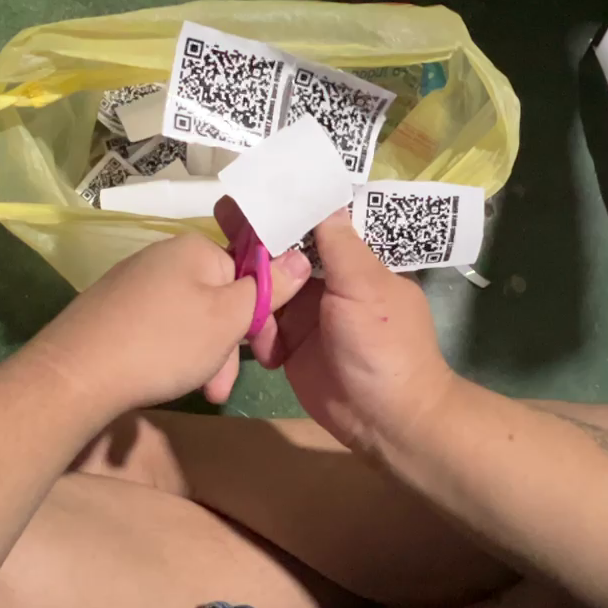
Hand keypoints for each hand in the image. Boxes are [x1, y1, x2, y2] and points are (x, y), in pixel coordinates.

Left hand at [26, 228, 311, 412]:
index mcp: (196, 247)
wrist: (76, 375)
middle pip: (218, 299)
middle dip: (226, 346)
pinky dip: (171, 353)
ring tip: (198, 392)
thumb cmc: (164, 343)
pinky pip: (160, 326)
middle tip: (219, 388)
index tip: (258, 353)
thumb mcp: (227, 319)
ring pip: (190, 318)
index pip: (248, 273)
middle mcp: (163, 255)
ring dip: (202, 357)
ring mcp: (134, 281)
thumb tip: (300, 256)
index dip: (258, 316)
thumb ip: (267, 290)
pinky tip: (164, 378)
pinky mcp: (113, 307)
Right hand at [239, 206, 456, 455]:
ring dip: (251, 291)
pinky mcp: (289, 347)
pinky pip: (261, 328)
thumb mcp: (366, 286)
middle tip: (222, 218)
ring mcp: (307, 316)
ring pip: (266, 289)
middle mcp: (328, 284)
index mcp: (355, 263)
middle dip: (255, 241)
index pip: (316, 224)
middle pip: (284, 254)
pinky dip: (256, 332)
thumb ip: (340, 245)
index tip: (253, 188)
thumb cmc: (384, 346)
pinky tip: (264, 347)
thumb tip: (325, 198)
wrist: (385, 419)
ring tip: (233, 293)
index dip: (286, 207)